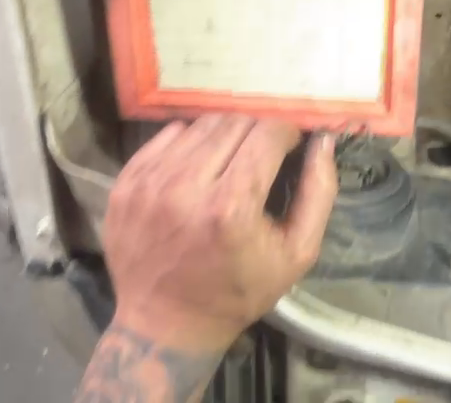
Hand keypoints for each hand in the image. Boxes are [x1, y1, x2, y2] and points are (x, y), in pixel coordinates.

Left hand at [101, 115, 338, 352]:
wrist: (164, 328)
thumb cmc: (238, 292)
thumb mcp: (296, 254)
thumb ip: (319, 192)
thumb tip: (323, 141)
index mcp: (231, 208)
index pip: (269, 133)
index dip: (287, 133)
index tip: (289, 146)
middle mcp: (186, 187)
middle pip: (236, 122)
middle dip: (257, 132)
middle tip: (261, 156)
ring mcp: (151, 182)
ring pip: (203, 124)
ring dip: (225, 135)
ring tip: (229, 162)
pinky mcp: (127, 182)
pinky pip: (170, 133)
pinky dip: (191, 141)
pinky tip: (198, 167)